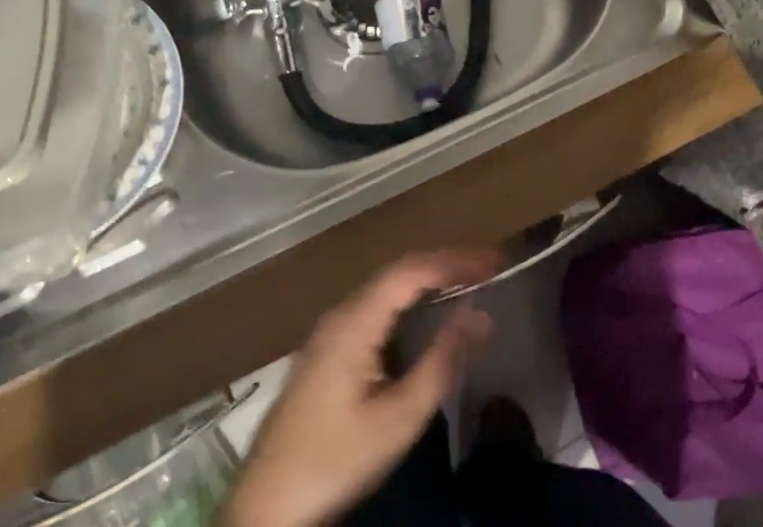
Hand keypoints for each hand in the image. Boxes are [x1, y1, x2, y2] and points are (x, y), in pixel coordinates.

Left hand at [220, 250, 497, 526]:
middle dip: (444, 266)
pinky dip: (407, 305)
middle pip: (395, 274)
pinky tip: (426, 319)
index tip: (495, 262)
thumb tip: (480, 316)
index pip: (409, 271)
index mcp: (353, 323)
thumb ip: (441, 362)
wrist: (268, 502)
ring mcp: (327, 334)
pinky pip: (373, 311)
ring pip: (383, 292)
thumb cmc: (335, 459)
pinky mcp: (325, 353)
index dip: (454, 261)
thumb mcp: (398, 418)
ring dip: (426, 284)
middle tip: (489, 271)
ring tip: (468, 286)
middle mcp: (338, 316)